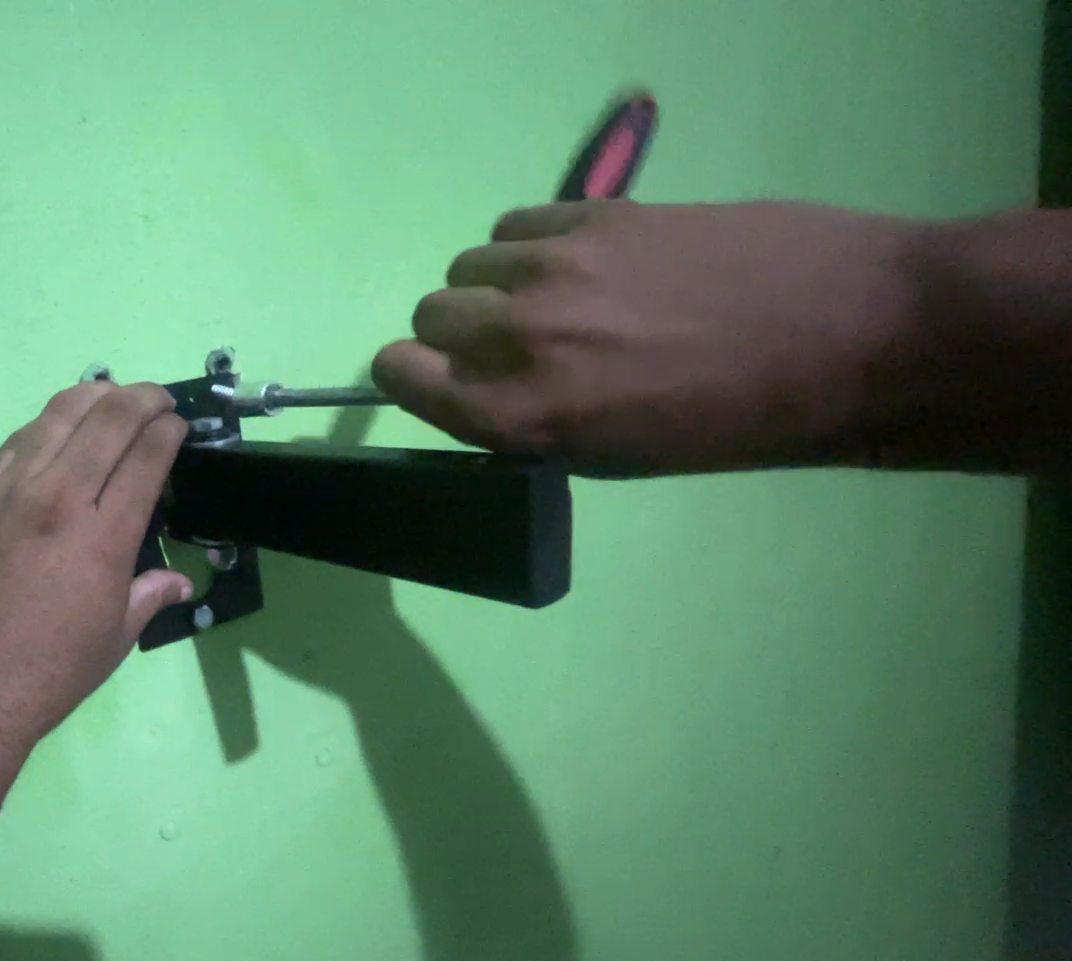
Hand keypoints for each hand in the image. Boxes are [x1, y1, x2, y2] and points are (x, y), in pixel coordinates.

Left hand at [0, 381, 191, 767]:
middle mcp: (55, 497)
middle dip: (141, 398)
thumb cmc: (45, 675)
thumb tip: (179, 582)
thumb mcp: (113, 641)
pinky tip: (51, 433)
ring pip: (54, 416)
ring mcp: (4, 493)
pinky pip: (12, 444)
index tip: (179, 425)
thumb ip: (149, 596)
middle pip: (107, 419)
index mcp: (102, 535)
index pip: (147, 455)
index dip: (170, 430)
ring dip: (92, 397)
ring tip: (109, 398)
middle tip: (155, 400)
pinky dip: (43, 427)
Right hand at [372, 200, 925, 474]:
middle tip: (508, 341)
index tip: (434, 375)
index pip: (397, 373)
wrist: (850, 337)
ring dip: (491, 286)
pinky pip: (513, 224)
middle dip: (453, 333)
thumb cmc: (720, 424)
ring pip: (465, 265)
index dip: (409, 374)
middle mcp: (518, 338)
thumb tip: (468, 385)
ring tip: (548, 296)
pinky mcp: (598, 217)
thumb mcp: (599, 455)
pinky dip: (525, 246)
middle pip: (427, 315)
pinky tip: (574, 260)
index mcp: (515, 414)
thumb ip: (513, 419)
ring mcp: (556, 270)